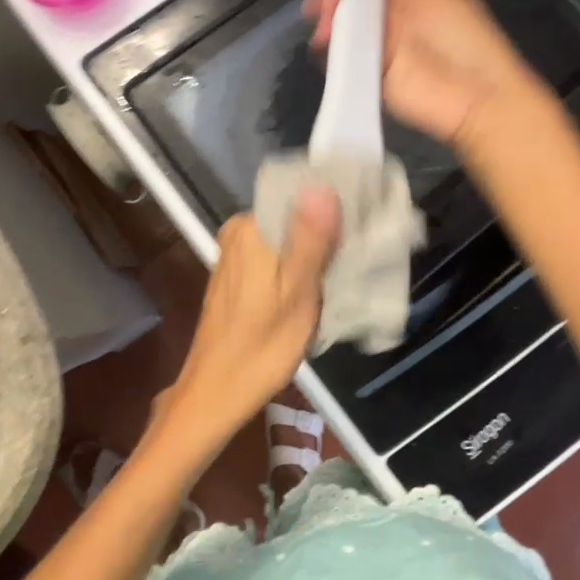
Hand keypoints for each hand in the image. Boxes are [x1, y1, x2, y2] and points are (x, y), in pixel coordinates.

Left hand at [170, 186, 340, 435]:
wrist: (216, 394)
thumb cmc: (261, 347)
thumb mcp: (297, 293)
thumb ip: (311, 238)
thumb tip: (323, 185)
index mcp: (251, 228)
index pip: (303, 196)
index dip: (336, 211)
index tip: (363, 232)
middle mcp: (239, 231)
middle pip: (296, 217)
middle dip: (326, 237)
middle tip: (354, 264)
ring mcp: (235, 253)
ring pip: (287, 238)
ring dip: (313, 255)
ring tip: (340, 278)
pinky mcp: (236, 274)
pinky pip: (275, 256)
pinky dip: (296, 269)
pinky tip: (314, 291)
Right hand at [303, 0, 551, 152]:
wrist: (476, 97)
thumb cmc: (465, 39)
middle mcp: (386, 12)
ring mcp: (373, 41)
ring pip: (336, 17)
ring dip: (325, 5)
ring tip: (324, 3)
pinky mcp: (363, 70)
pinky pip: (336, 53)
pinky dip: (325, 41)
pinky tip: (324, 33)